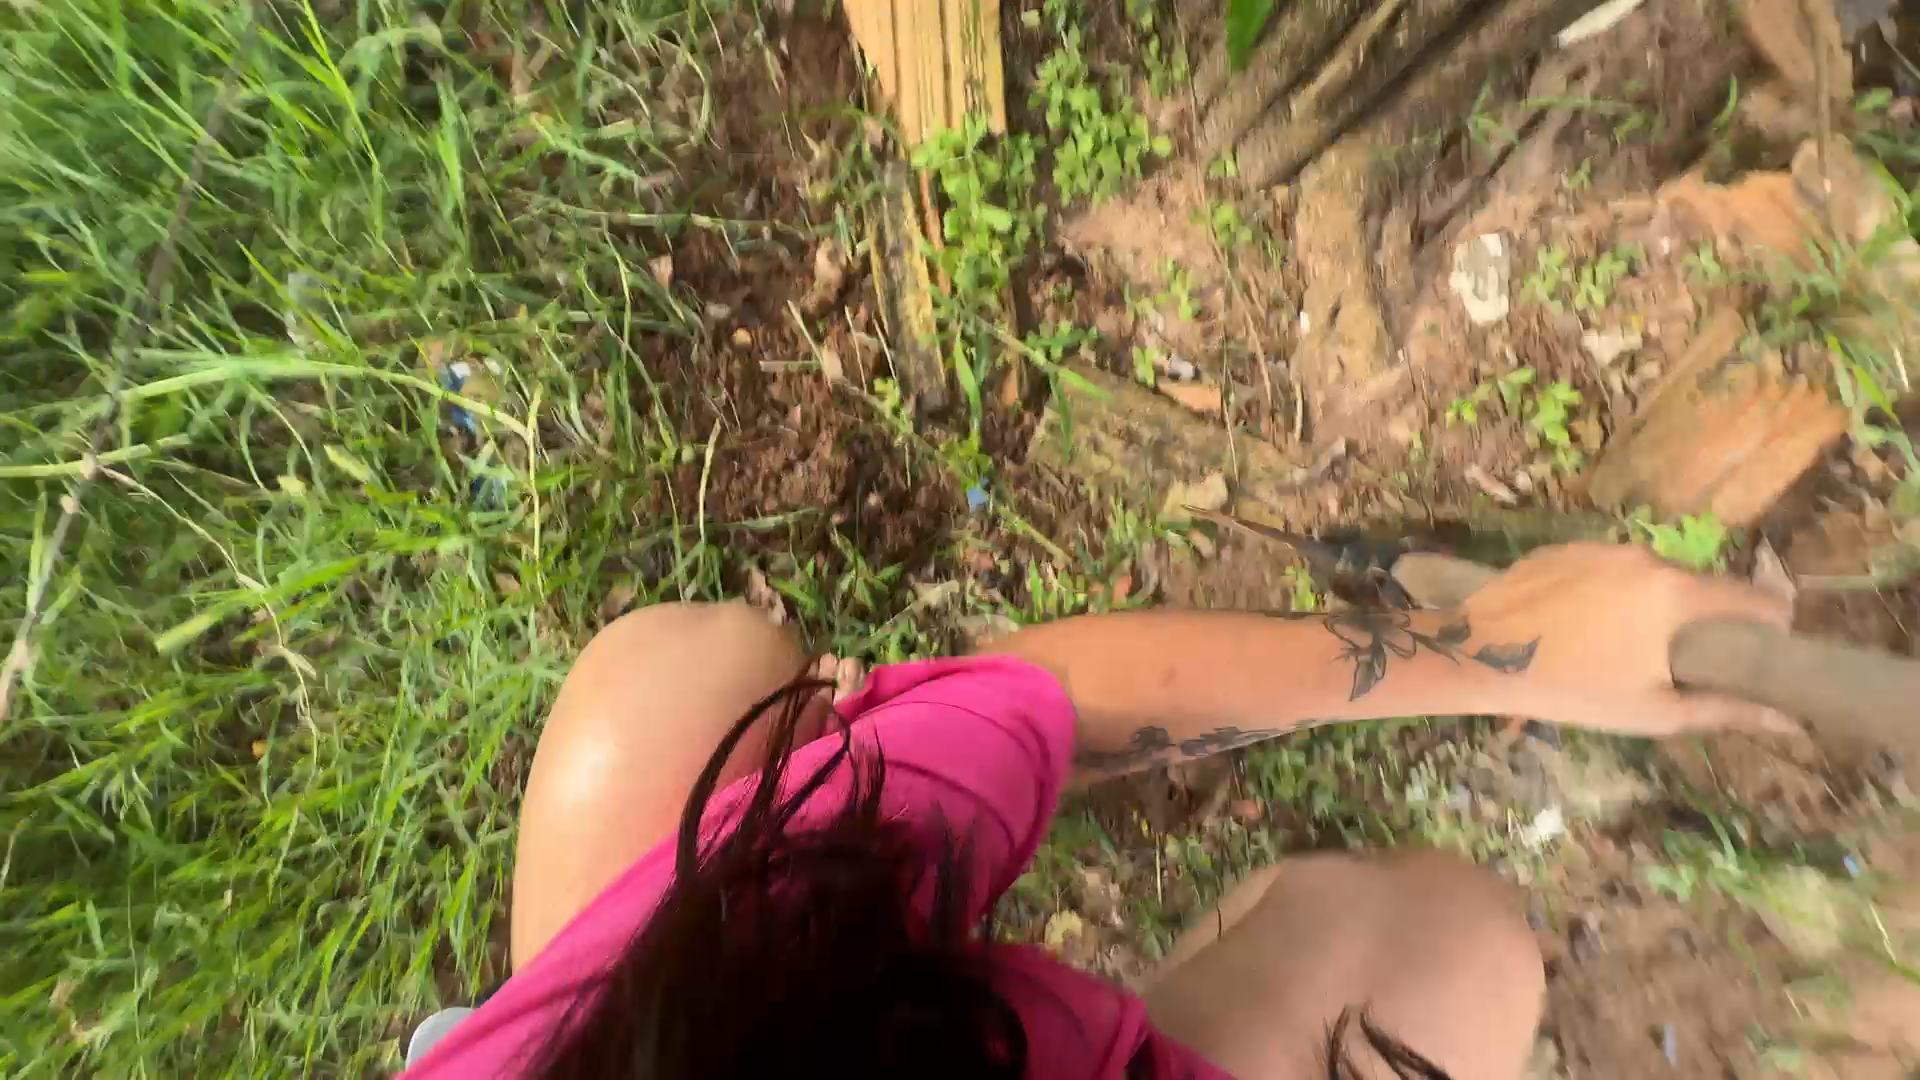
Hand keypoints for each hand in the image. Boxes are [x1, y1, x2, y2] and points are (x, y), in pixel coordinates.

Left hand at [1459, 544, 1799, 736]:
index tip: (1765, 644)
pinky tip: (1580, 618)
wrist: (1474, 656)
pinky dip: (1600, 588)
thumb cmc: (1567, 686)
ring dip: (1644, 598)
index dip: (1768, 622)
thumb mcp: (1653, 709)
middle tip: (1681, 650)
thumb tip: (1792, 723)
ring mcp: (1589, 548)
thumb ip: (1728, 710)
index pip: (1750, 597)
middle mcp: (1636, 556)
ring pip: (1640, 573)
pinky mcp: (1551, 550)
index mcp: (1672, 590)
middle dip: (1697, 613)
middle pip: (1691, 583)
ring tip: (1624, 635)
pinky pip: (1595, 568)